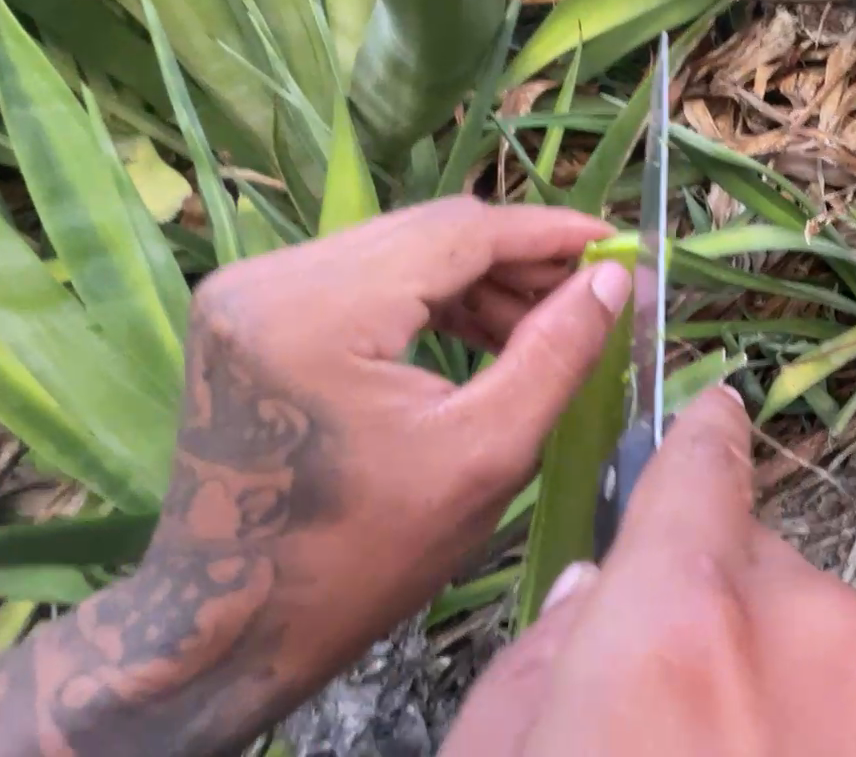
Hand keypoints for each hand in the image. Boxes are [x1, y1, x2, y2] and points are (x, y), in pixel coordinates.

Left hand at [0, 199, 627, 756]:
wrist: (236, 622)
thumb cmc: (369, 551)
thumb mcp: (490, 450)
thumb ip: (559, 351)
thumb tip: (614, 277)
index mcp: (316, 312)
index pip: (462, 233)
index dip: (552, 232)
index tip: (619, 244)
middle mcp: (272, 282)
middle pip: (437, 232)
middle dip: (529, 256)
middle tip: (599, 287)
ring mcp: (259, 294)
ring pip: (415, 250)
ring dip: (494, 278)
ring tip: (556, 320)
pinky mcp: (264, 314)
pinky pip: (383, 277)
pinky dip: (451, 297)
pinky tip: (499, 332)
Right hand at [441, 390, 855, 756]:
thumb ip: (541, 667)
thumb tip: (593, 593)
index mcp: (684, 621)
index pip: (702, 472)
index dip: (700, 437)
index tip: (710, 409)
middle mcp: (806, 624)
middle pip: (751, 556)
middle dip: (707, 592)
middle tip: (660, 691)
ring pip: (806, 621)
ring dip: (765, 659)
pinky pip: (853, 681)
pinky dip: (816, 709)